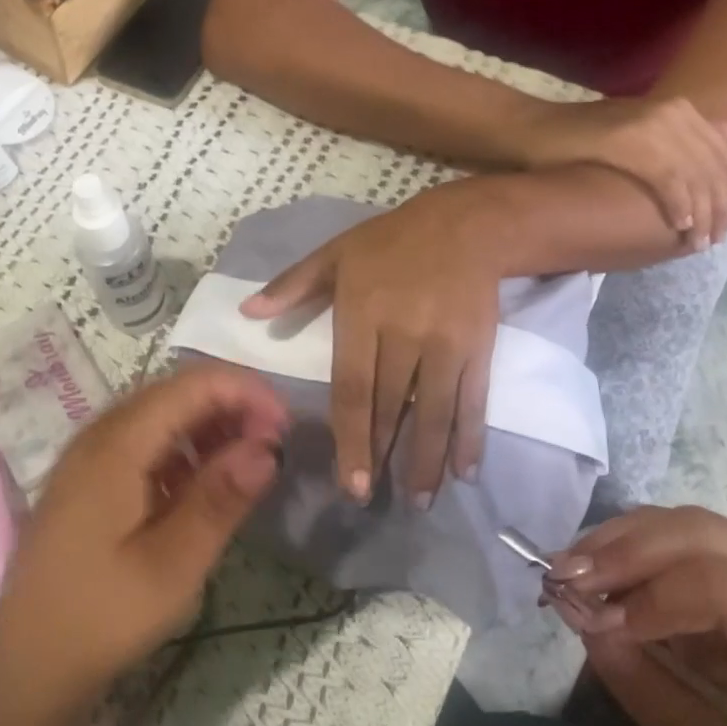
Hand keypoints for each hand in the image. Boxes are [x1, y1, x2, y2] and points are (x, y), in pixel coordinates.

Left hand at [0, 366, 289, 702]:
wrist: (27, 662)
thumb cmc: (101, 615)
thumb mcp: (172, 564)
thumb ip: (220, 499)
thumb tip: (267, 448)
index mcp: (116, 445)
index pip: (190, 385)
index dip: (245, 392)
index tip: (287, 428)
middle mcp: (99, 436)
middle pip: (174, 393)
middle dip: (231, 406)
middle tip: (275, 446)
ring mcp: (89, 458)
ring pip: (159, 417)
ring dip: (209, 427)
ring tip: (249, 462)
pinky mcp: (89, 483)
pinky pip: (143, 444)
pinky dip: (183, 450)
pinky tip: (205, 484)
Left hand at [240, 185, 502, 506]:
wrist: (466, 225)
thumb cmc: (389, 241)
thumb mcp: (335, 253)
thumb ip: (292, 286)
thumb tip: (247, 312)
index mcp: (362, 316)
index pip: (353, 389)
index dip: (351, 438)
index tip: (349, 481)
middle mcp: (404, 336)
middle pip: (390, 408)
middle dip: (381, 456)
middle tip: (371, 499)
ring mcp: (446, 345)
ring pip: (434, 413)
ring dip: (427, 460)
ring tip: (420, 499)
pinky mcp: (479, 349)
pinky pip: (473, 401)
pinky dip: (470, 437)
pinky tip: (465, 469)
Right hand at [536, 96, 726, 251]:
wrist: (526, 130)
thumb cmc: (574, 136)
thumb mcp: (633, 129)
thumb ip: (680, 134)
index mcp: (675, 108)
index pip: (721, 152)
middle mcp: (670, 113)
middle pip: (714, 165)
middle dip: (722, 206)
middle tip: (719, 239)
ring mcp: (650, 126)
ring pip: (696, 176)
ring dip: (704, 213)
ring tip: (700, 241)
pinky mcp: (628, 143)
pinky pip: (668, 180)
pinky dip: (679, 205)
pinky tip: (681, 225)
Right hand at [547, 507, 726, 725]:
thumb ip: (639, 679)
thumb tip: (580, 617)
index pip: (721, 585)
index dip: (652, 597)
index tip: (597, 624)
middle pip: (694, 532)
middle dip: (621, 552)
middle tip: (562, 578)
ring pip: (676, 520)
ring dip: (614, 539)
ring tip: (565, 569)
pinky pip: (670, 528)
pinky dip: (623, 540)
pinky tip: (590, 564)